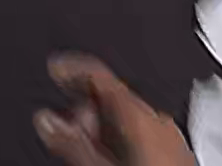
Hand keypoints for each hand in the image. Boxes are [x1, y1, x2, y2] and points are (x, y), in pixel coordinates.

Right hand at [33, 55, 193, 165]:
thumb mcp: (100, 162)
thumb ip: (71, 138)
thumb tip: (43, 117)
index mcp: (138, 109)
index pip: (97, 70)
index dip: (70, 66)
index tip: (52, 67)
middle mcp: (156, 116)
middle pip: (110, 94)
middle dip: (83, 105)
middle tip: (65, 124)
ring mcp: (170, 135)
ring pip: (126, 115)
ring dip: (101, 124)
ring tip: (87, 145)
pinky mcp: (177, 154)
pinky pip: (141, 132)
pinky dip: (120, 137)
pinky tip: (112, 154)